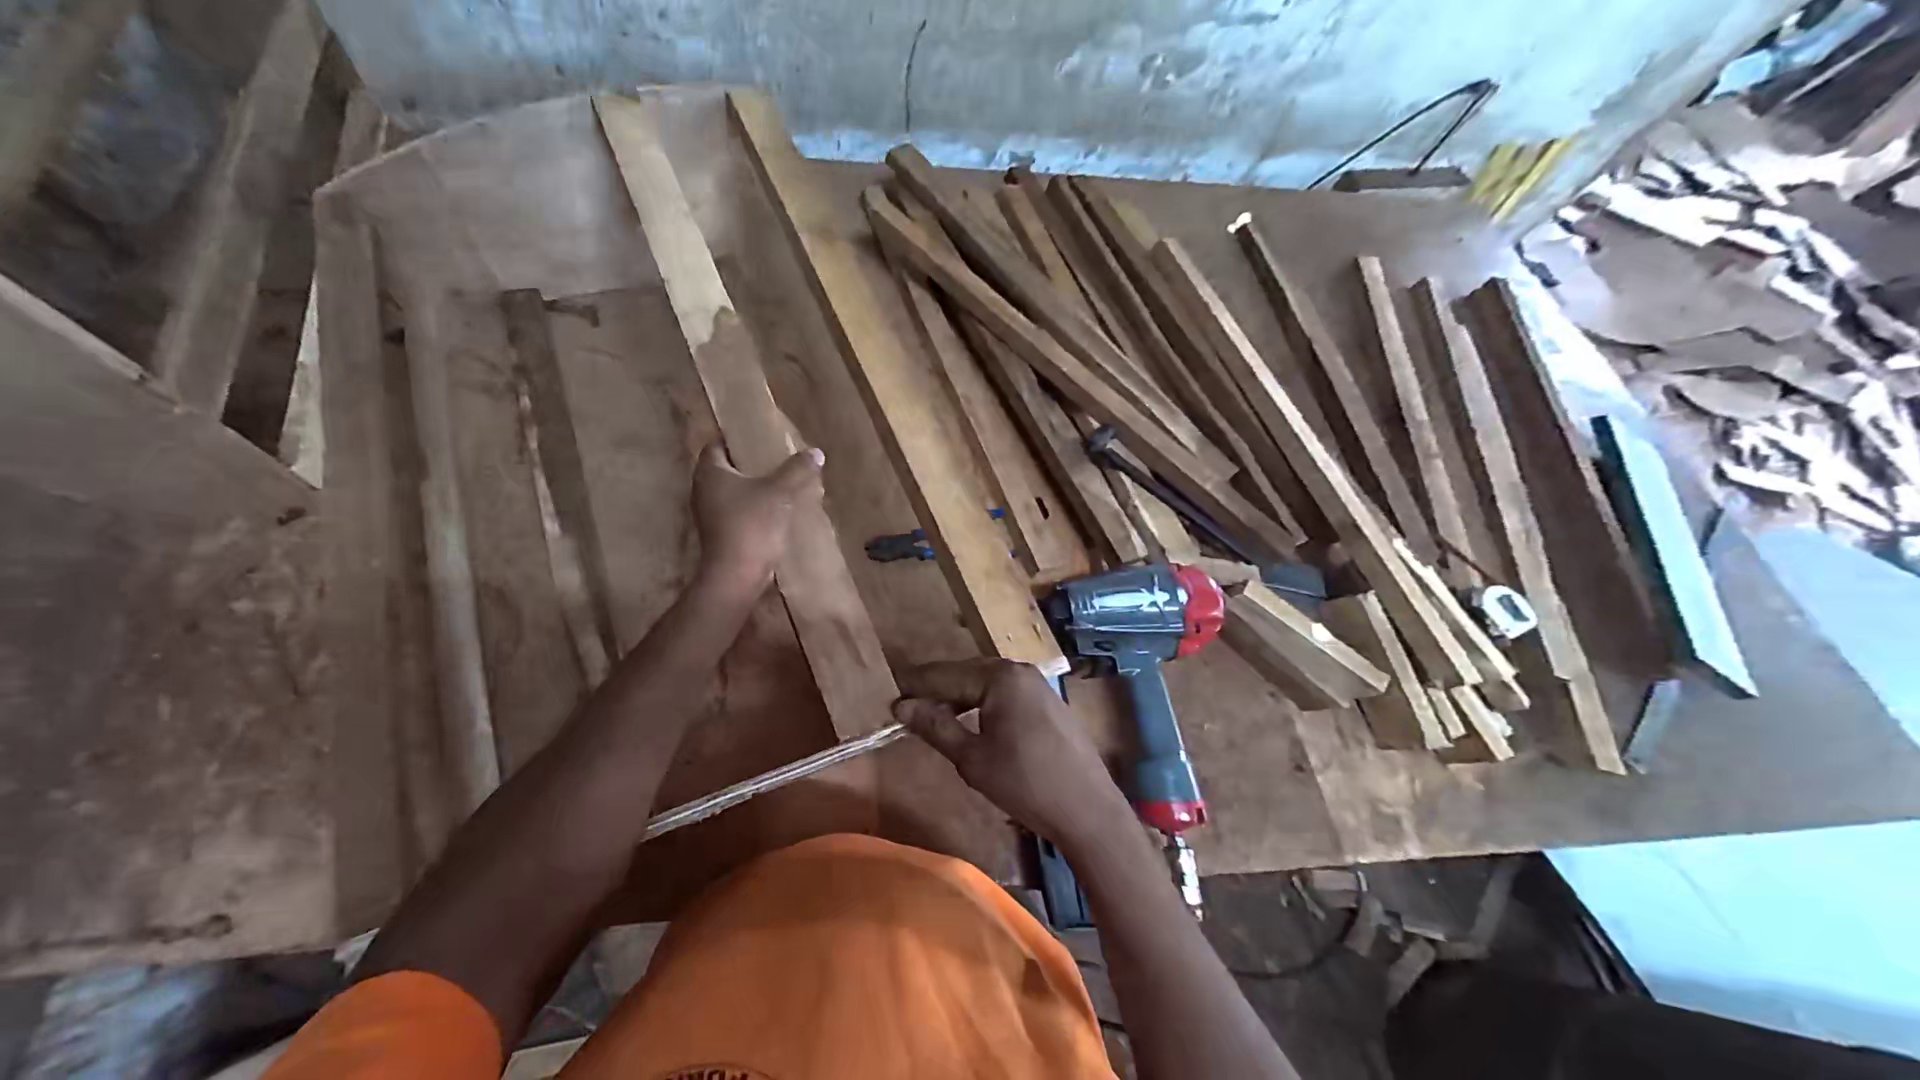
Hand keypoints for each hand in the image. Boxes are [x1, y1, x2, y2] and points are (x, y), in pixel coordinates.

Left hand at [691, 440, 824, 589]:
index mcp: (710, 472)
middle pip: (724, 468)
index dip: (736, 439)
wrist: (736, 574)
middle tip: (774, 458)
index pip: (716, 445)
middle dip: (747, 463)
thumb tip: (816, 452)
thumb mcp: (779, 492)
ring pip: (730, 491)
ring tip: (779, 483)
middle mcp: (702, 490)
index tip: (758, 438)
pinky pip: (735, 511)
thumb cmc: (752, 525)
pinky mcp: (719, 533)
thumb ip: (796, 470)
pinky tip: (774, 510)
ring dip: (750, 487)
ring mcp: (708, 514)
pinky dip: (751, 507)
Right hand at [893, 659, 1134, 849]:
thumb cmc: (1025, 783)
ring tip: (933, 717)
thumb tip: (902, 706)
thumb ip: (936, 726)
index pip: (945, 675)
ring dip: (959, 698)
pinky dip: (982, 704)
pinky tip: (971, 723)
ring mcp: (1038, 685)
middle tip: (906, 708)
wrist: (1088, 809)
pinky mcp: (1048, 702)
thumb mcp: (971, 758)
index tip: (888, 698)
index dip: (915, 687)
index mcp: (1000, 676)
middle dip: (936, 691)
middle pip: (966, 674)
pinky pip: (1005, 694)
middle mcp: (1020, 670)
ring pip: (986, 684)